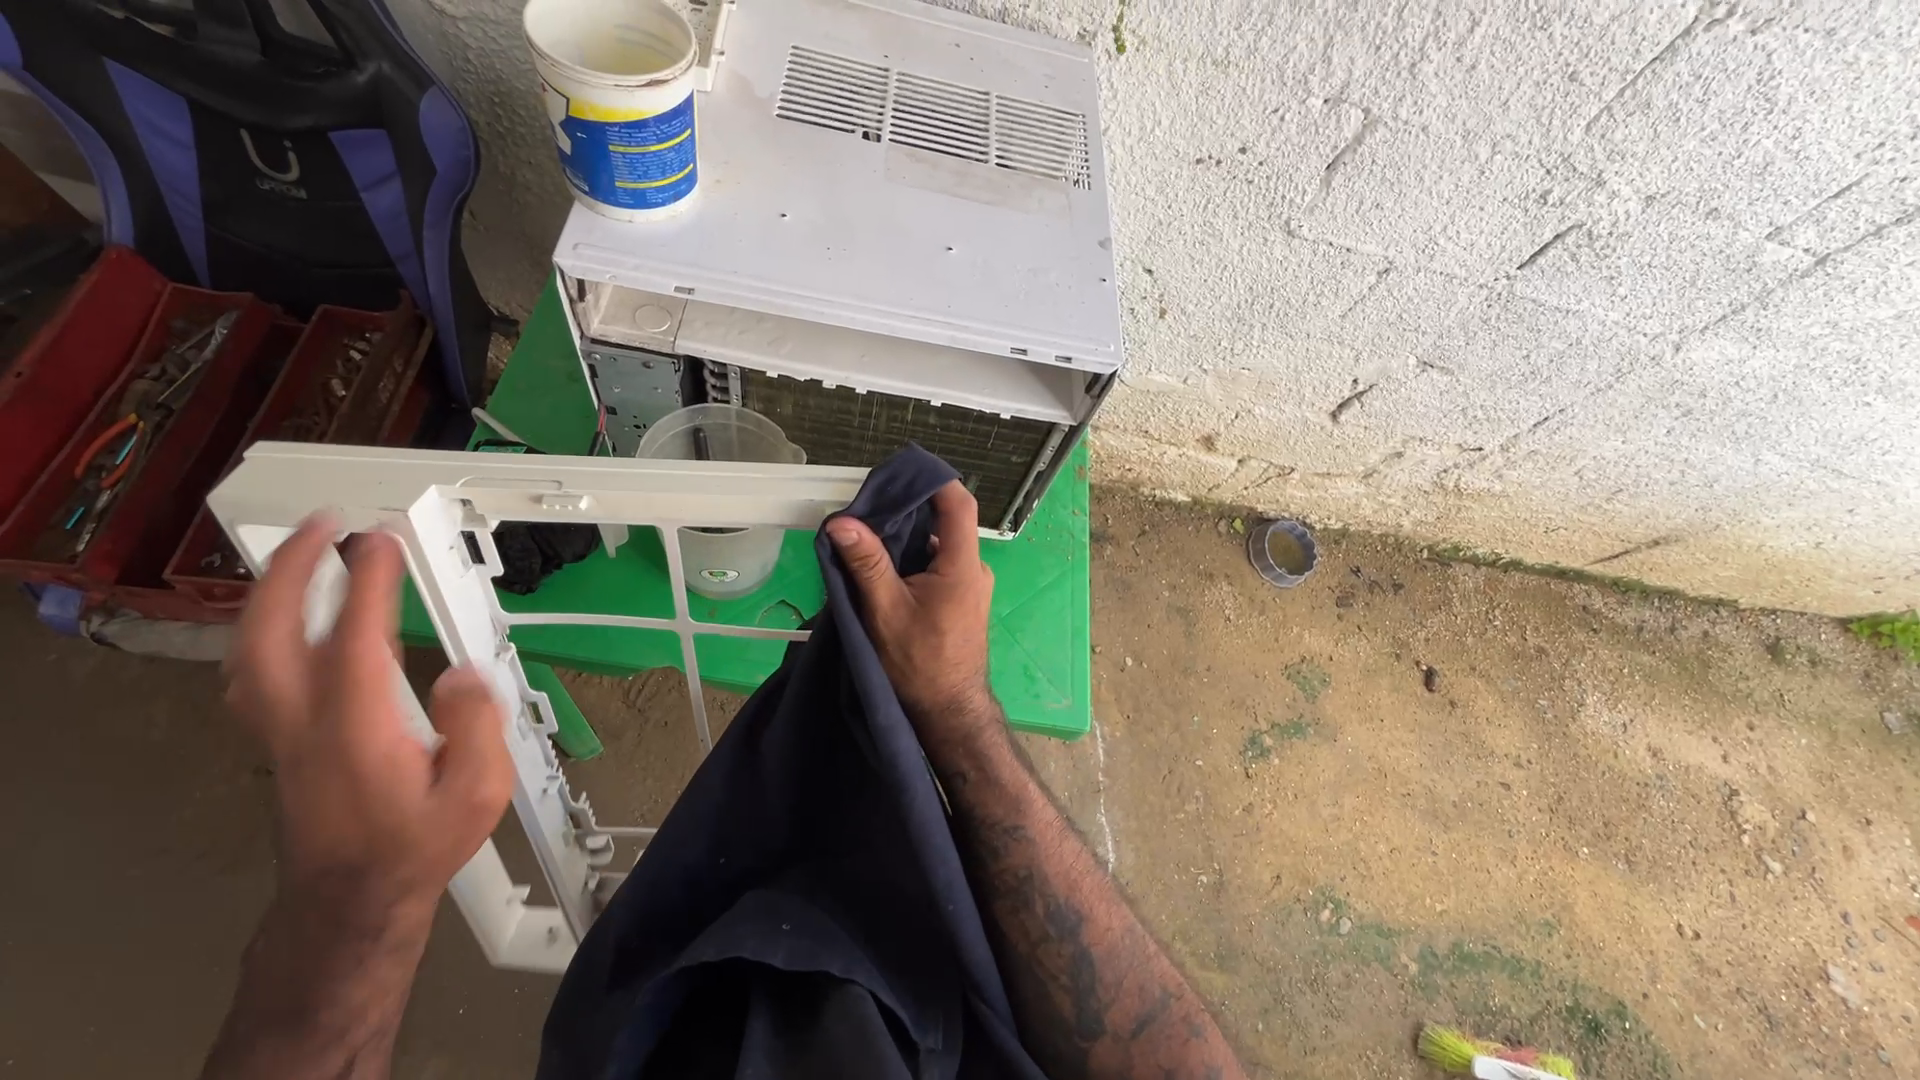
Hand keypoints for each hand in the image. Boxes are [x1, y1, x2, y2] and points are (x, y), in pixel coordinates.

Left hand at [224, 516, 514, 925]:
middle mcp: (303, 722)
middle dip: (293, 569)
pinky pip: (251, 670)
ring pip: (248, 648)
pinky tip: (283, 620)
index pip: (353, 637)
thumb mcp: (475, 794)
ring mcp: (278, 730)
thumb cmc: (416, 846)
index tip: (382, 542)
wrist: (352, 898)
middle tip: (327, 528)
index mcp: (357, 730)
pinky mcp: (275, 740)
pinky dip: (262, 629)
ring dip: (269, 593)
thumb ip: (476, 726)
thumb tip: (464, 672)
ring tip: (301, 558)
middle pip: (271, 631)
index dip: (367, 582)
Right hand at [825, 480, 1000, 747]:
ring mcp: (970, 586)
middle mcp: (973, 570)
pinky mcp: (961, 600)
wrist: (948, 713)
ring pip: (938, 546)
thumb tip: (841, 522)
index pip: (958, 503)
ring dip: (905, 539)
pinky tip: (882, 567)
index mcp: (963, 566)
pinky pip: (938, 566)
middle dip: (906, 511)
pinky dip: (912, 560)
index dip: (932, 481)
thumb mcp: (886, 611)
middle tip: (866, 509)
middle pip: (944, 522)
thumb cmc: (920, 664)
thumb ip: (866, 563)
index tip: (898, 474)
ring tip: (866, 537)